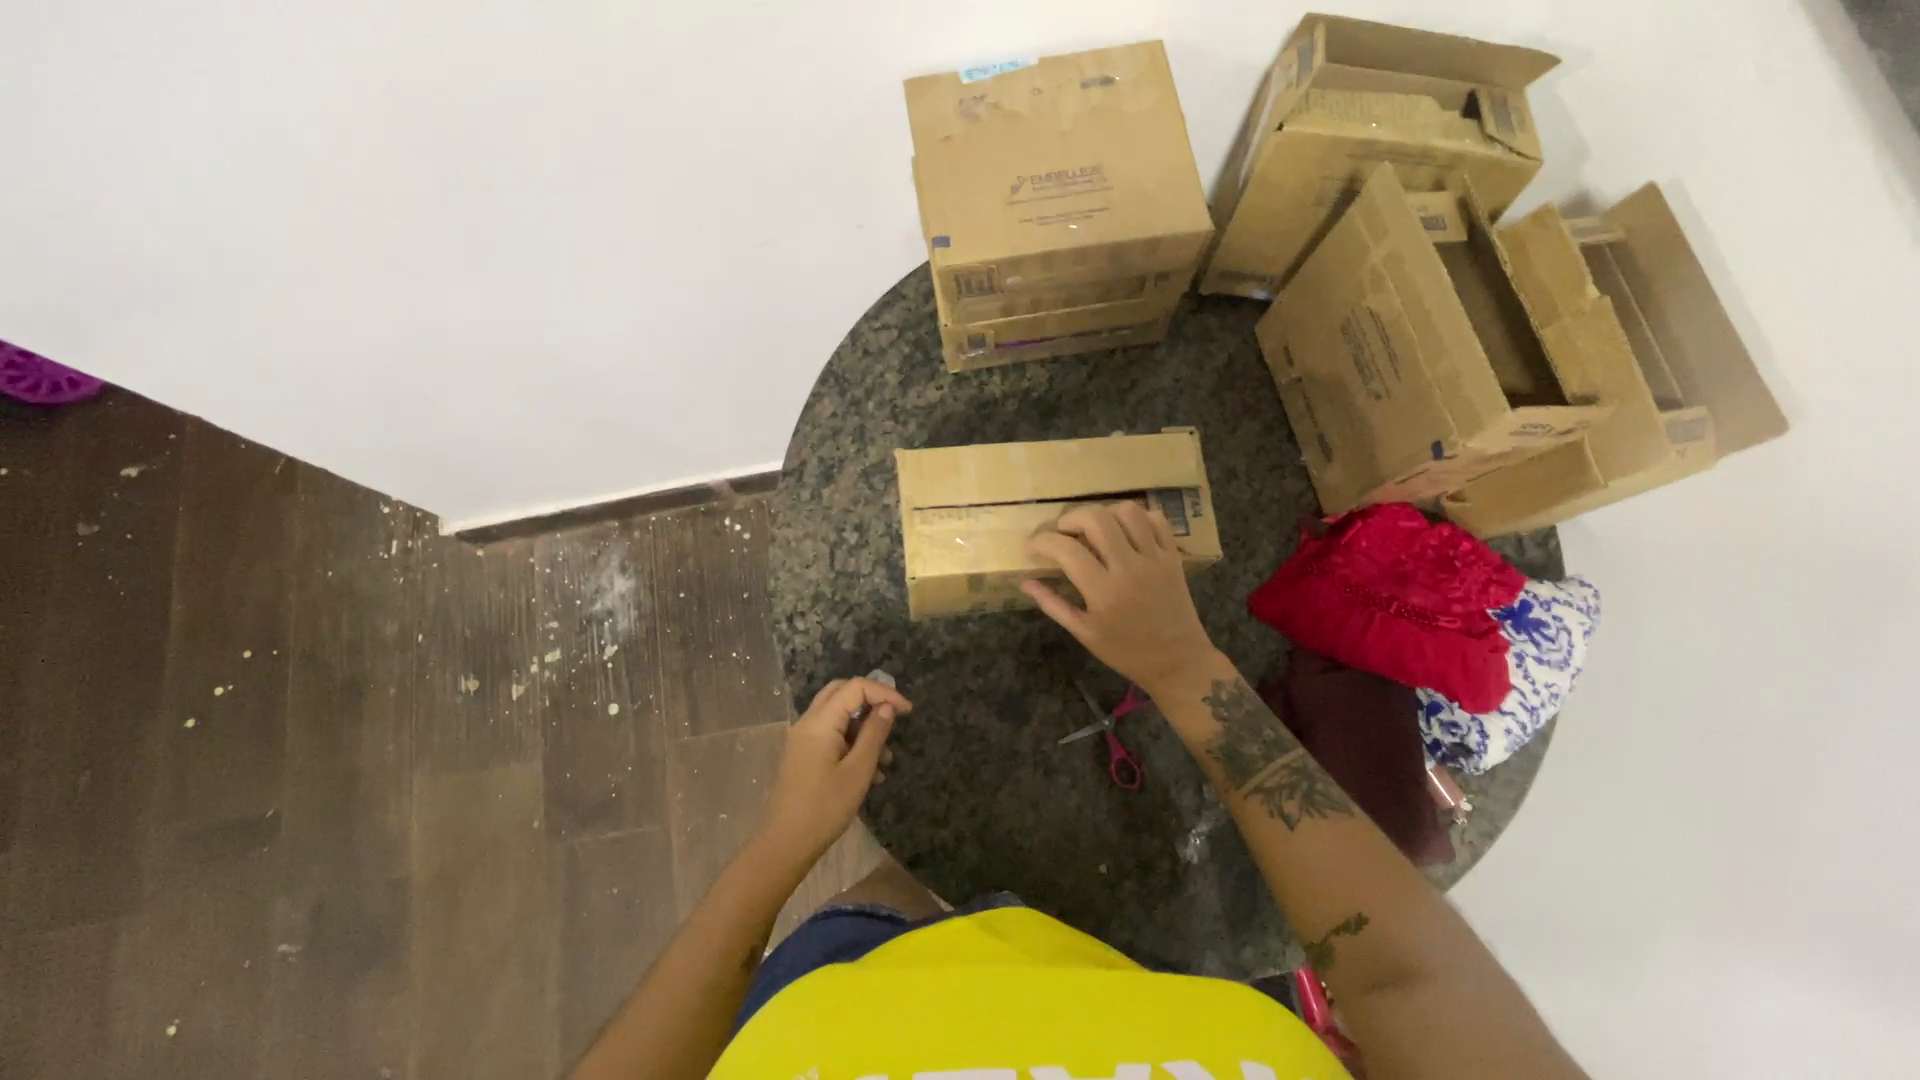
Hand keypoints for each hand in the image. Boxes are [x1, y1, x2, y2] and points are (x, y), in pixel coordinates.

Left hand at [760, 676, 911, 862]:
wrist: (786, 843)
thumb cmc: (825, 807)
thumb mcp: (858, 770)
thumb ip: (874, 734)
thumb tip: (887, 707)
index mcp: (820, 722)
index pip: (855, 687)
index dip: (884, 693)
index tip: (908, 711)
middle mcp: (808, 723)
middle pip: (842, 693)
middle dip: (871, 701)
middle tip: (895, 717)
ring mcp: (803, 740)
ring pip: (838, 717)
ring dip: (864, 728)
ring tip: (885, 760)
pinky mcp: (804, 755)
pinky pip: (831, 736)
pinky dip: (852, 744)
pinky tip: (870, 773)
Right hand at [1022, 503, 1219, 696]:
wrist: (1178, 660)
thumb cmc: (1126, 651)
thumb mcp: (1084, 634)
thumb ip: (1054, 605)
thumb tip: (1025, 583)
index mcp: (1103, 591)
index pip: (1066, 549)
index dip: (1042, 541)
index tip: (1032, 547)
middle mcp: (1129, 567)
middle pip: (1096, 519)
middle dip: (1070, 518)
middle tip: (1062, 532)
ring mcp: (1155, 558)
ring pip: (1127, 511)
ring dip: (1104, 512)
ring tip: (1094, 528)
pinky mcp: (1173, 556)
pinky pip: (1157, 520)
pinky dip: (1137, 517)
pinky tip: (1125, 531)